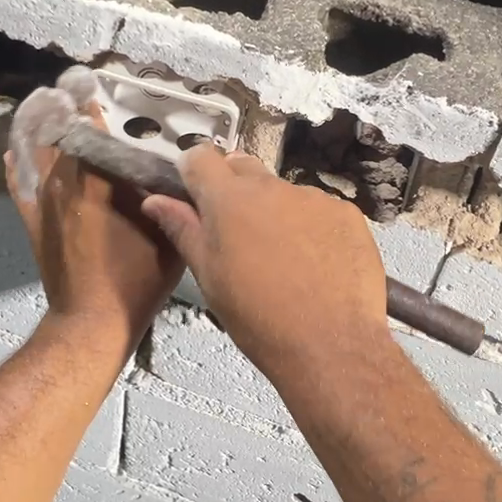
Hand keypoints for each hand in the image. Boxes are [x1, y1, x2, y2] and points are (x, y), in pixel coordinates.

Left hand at [6, 105, 182, 341]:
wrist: (93, 321)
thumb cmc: (138, 278)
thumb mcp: (168, 235)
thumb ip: (170, 198)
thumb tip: (178, 169)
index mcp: (101, 180)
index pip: (92, 126)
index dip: (92, 102)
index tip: (93, 82)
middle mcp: (67, 181)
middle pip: (64, 132)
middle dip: (69, 110)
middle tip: (76, 91)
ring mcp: (44, 200)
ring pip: (40, 151)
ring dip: (45, 127)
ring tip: (49, 106)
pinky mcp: (32, 219)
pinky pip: (20, 181)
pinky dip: (19, 162)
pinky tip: (17, 149)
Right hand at [140, 147, 388, 371]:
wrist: (331, 344)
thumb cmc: (259, 317)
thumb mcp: (209, 277)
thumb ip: (183, 230)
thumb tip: (154, 200)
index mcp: (229, 199)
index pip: (200, 157)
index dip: (194, 173)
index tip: (196, 197)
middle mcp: (271, 186)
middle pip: (243, 167)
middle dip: (234, 190)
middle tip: (237, 234)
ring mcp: (313, 197)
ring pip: (283, 191)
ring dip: (275, 211)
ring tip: (282, 258)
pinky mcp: (346, 213)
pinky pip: (318, 208)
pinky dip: (311, 226)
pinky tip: (315, 262)